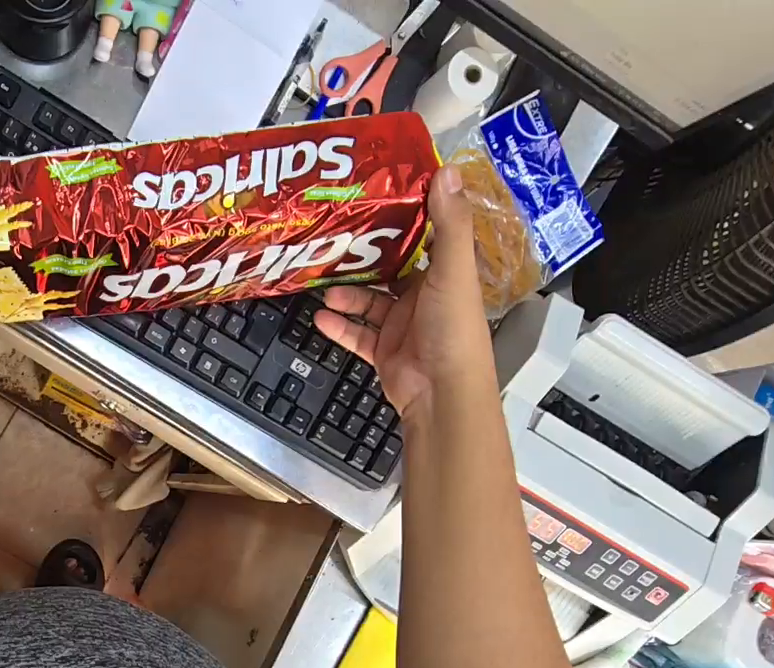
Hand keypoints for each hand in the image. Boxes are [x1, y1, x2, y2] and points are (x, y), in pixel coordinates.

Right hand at [313, 166, 494, 421]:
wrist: (441, 390)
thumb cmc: (453, 328)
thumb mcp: (453, 269)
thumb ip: (449, 222)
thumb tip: (446, 170)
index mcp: (444, 274)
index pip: (423, 240)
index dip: (402, 221)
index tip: (374, 200)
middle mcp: (423, 297)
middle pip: (388, 272)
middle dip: (362, 260)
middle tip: (333, 243)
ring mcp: (401, 326)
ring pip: (368, 303)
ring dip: (346, 295)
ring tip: (323, 286)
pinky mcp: (383, 351)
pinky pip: (356, 335)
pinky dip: (338, 327)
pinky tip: (319, 317)